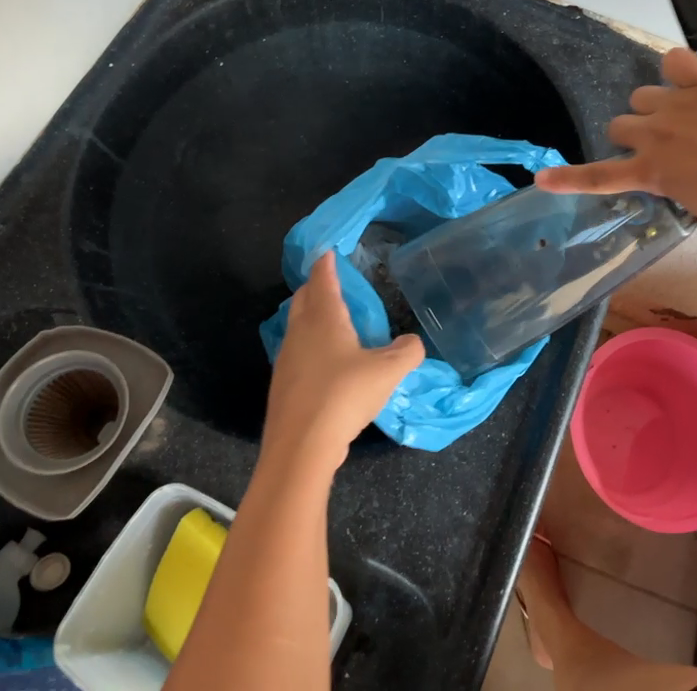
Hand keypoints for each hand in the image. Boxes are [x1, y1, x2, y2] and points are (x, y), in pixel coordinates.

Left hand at [265, 253, 424, 469]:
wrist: (302, 445)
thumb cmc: (344, 395)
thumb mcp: (388, 371)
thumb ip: (407, 351)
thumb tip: (413, 342)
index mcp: (324, 317)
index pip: (322, 277)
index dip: (327, 262)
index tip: (331, 250)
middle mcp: (300, 331)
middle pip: (304, 298)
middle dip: (317, 286)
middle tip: (334, 283)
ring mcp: (287, 358)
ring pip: (297, 325)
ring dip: (311, 316)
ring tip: (334, 320)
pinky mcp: (284, 384)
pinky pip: (297, 351)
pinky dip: (310, 344)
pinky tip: (326, 360)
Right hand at [536, 48, 696, 238]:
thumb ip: (682, 191)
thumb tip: (682, 178)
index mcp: (656, 173)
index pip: (600, 177)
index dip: (568, 179)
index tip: (541, 178)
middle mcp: (660, 133)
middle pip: (620, 124)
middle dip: (633, 136)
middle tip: (660, 146)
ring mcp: (685, 102)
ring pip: (644, 94)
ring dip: (654, 106)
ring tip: (682, 115)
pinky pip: (678, 61)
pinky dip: (678, 70)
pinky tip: (690, 78)